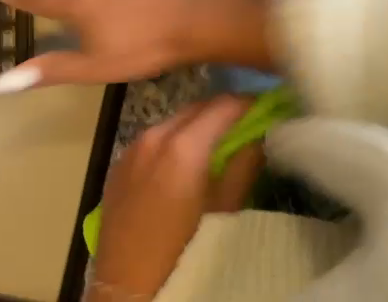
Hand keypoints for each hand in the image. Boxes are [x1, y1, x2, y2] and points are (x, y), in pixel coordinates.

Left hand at [90, 96, 264, 301]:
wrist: (128, 287)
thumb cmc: (185, 252)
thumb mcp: (225, 211)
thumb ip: (245, 165)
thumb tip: (262, 136)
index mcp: (184, 146)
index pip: (225, 105)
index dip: (249, 104)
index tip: (267, 109)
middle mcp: (156, 134)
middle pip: (198, 107)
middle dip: (224, 112)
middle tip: (247, 126)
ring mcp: (133, 146)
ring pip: (175, 120)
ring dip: (199, 124)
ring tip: (218, 144)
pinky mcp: (120, 162)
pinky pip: (154, 137)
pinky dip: (175, 139)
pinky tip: (184, 162)